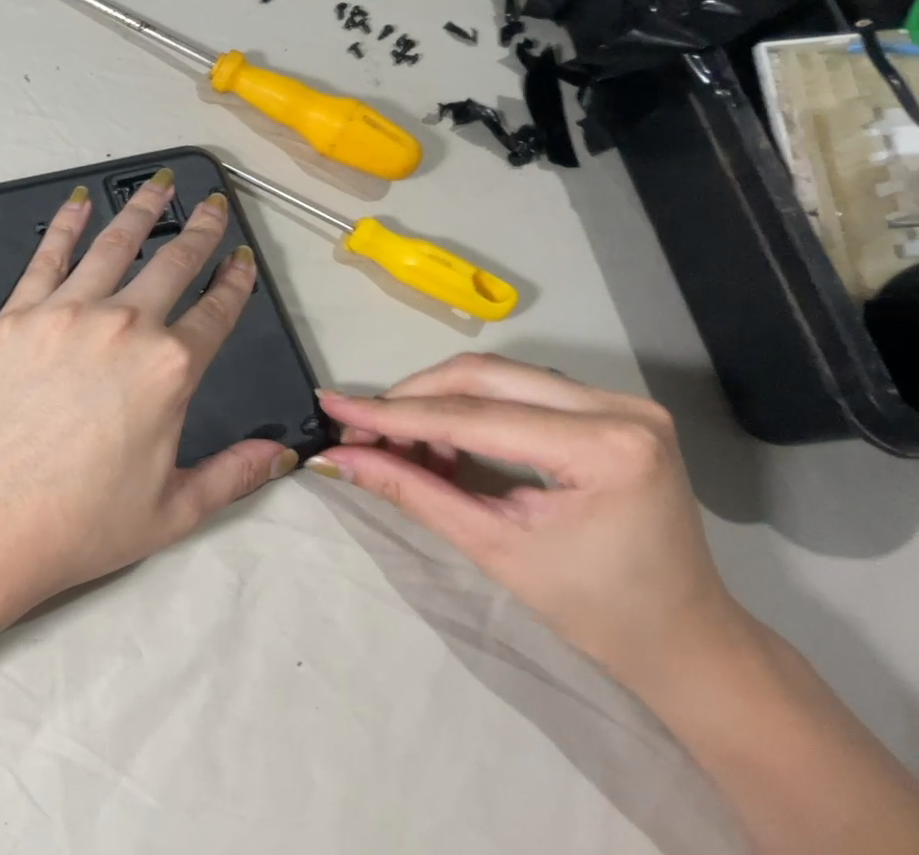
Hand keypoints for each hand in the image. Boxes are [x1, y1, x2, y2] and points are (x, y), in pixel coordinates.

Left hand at [0, 169, 296, 614]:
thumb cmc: (72, 523)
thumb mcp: (173, 510)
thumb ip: (233, 475)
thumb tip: (280, 457)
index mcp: (170, 370)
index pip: (217, 311)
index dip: (236, 282)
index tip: (242, 262)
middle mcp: (122, 328)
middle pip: (173, 265)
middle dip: (200, 232)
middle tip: (213, 208)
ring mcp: (64, 315)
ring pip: (114, 247)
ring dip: (141, 213)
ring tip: (158, 189)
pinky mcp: (15, 318)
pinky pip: (47, 256)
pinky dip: (66, 225)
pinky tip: (77, 205)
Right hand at [306, 353, 741, 687]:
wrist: (680, 636)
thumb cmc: (592, 606)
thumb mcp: (491, 546)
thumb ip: (410, 491)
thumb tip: (338, 460)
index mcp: (603, 446)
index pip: (471, 417)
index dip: (391, 413)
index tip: (331, 409)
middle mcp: (619, 407)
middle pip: (482, 377)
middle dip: (409, 400)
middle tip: (359, 431)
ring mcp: (621, 402)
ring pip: (497, 378)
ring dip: (436, 403)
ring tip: (401, 448)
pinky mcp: (612, 410)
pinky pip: (519, 392)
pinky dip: (468, 411)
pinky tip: (443, 445)